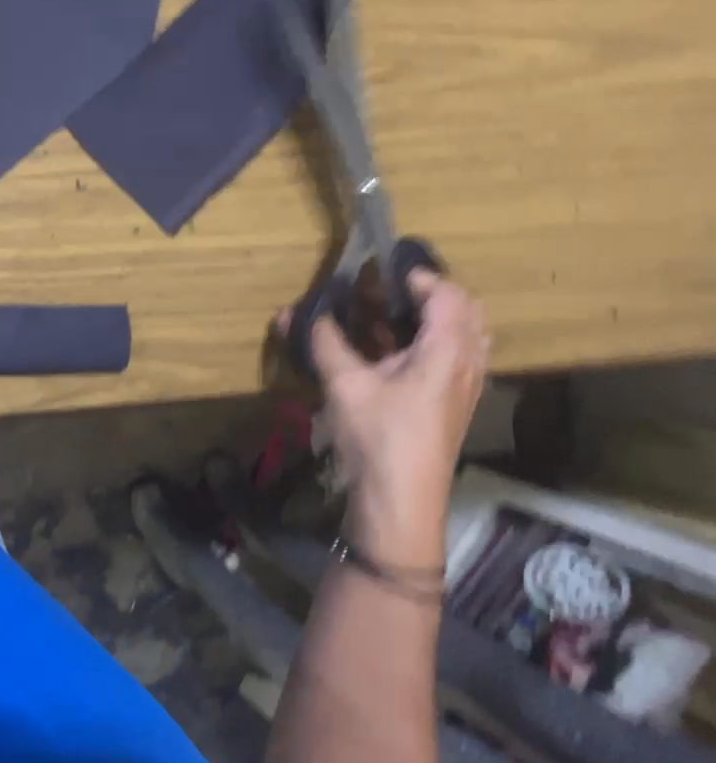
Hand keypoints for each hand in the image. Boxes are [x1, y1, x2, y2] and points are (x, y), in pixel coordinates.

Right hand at [297, 270, 489, 563]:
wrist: (401, 493)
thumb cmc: (378, 434)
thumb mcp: (345, 385)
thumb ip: (324, 344)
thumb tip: (296, 312)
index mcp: (447, 350)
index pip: (448, 295)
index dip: (420, 276)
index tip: (383, 269)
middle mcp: (467, 362)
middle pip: (467, 312)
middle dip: (433, 294)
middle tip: (391, 291)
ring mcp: (466, 384)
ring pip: (466, 336)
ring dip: (437, 318)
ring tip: (395, 318)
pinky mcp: (454, 402)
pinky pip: (456, 357)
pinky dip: (434, 342)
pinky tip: (398, 355)